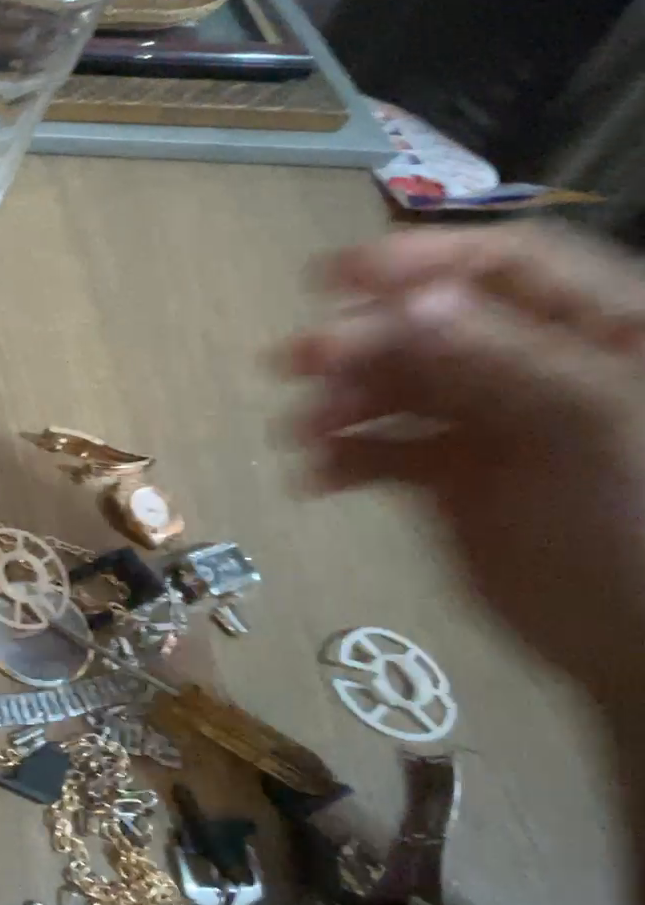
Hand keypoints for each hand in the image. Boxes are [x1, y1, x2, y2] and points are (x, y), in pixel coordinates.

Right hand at [280, 223, 644, 700]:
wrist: (633, 643)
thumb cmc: (638, 524)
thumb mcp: (590, 427)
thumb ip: (503, 361)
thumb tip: (407, 305)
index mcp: (601, 334)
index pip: (506, 268)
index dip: (421, 262)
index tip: (331, 277)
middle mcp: (538, 366)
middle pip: (430, 329)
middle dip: (358, 344)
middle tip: (294, 364)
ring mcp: (490, 422)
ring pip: (393, 389)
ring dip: (338, 405)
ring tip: (301, 435)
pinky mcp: (447, 473)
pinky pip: (380, 450)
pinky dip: (341, 458)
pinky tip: (317, 478)